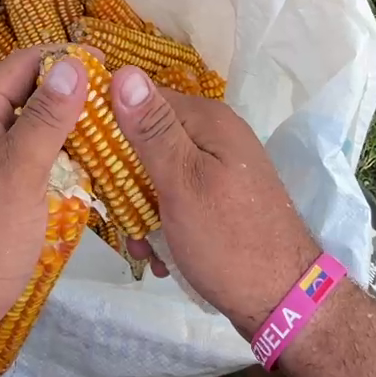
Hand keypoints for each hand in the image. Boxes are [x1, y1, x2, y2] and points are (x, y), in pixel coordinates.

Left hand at [0, 47, 88, 376]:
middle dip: (65, 93)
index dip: (65, 60)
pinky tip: (74, 170)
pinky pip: (15, 157)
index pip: (21, 63)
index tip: (108, 67)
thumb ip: (47, 116)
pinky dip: (45, 156)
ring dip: (58, 127)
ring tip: (103, 133)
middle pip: (21, 92)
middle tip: (112, 104)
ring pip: (20, 127)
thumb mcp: (19, 173)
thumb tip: (72, 63)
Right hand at [110, 65, 320, 337]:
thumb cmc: (228, 240)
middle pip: (148, 138)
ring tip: (143, 246)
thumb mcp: (181, 182)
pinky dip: (164, 219)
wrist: (285, 305)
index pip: (141, 100)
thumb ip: (152, 128)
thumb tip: (124, 71)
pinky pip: (178, 193)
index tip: (90, 162)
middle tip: (122, 220)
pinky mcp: (222, 194)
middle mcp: (215, 132)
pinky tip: (161, 251)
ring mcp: (221, 164)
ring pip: (160, 171)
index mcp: (206, 118)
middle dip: (127, 179)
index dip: (111, 125)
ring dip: (142, 206)